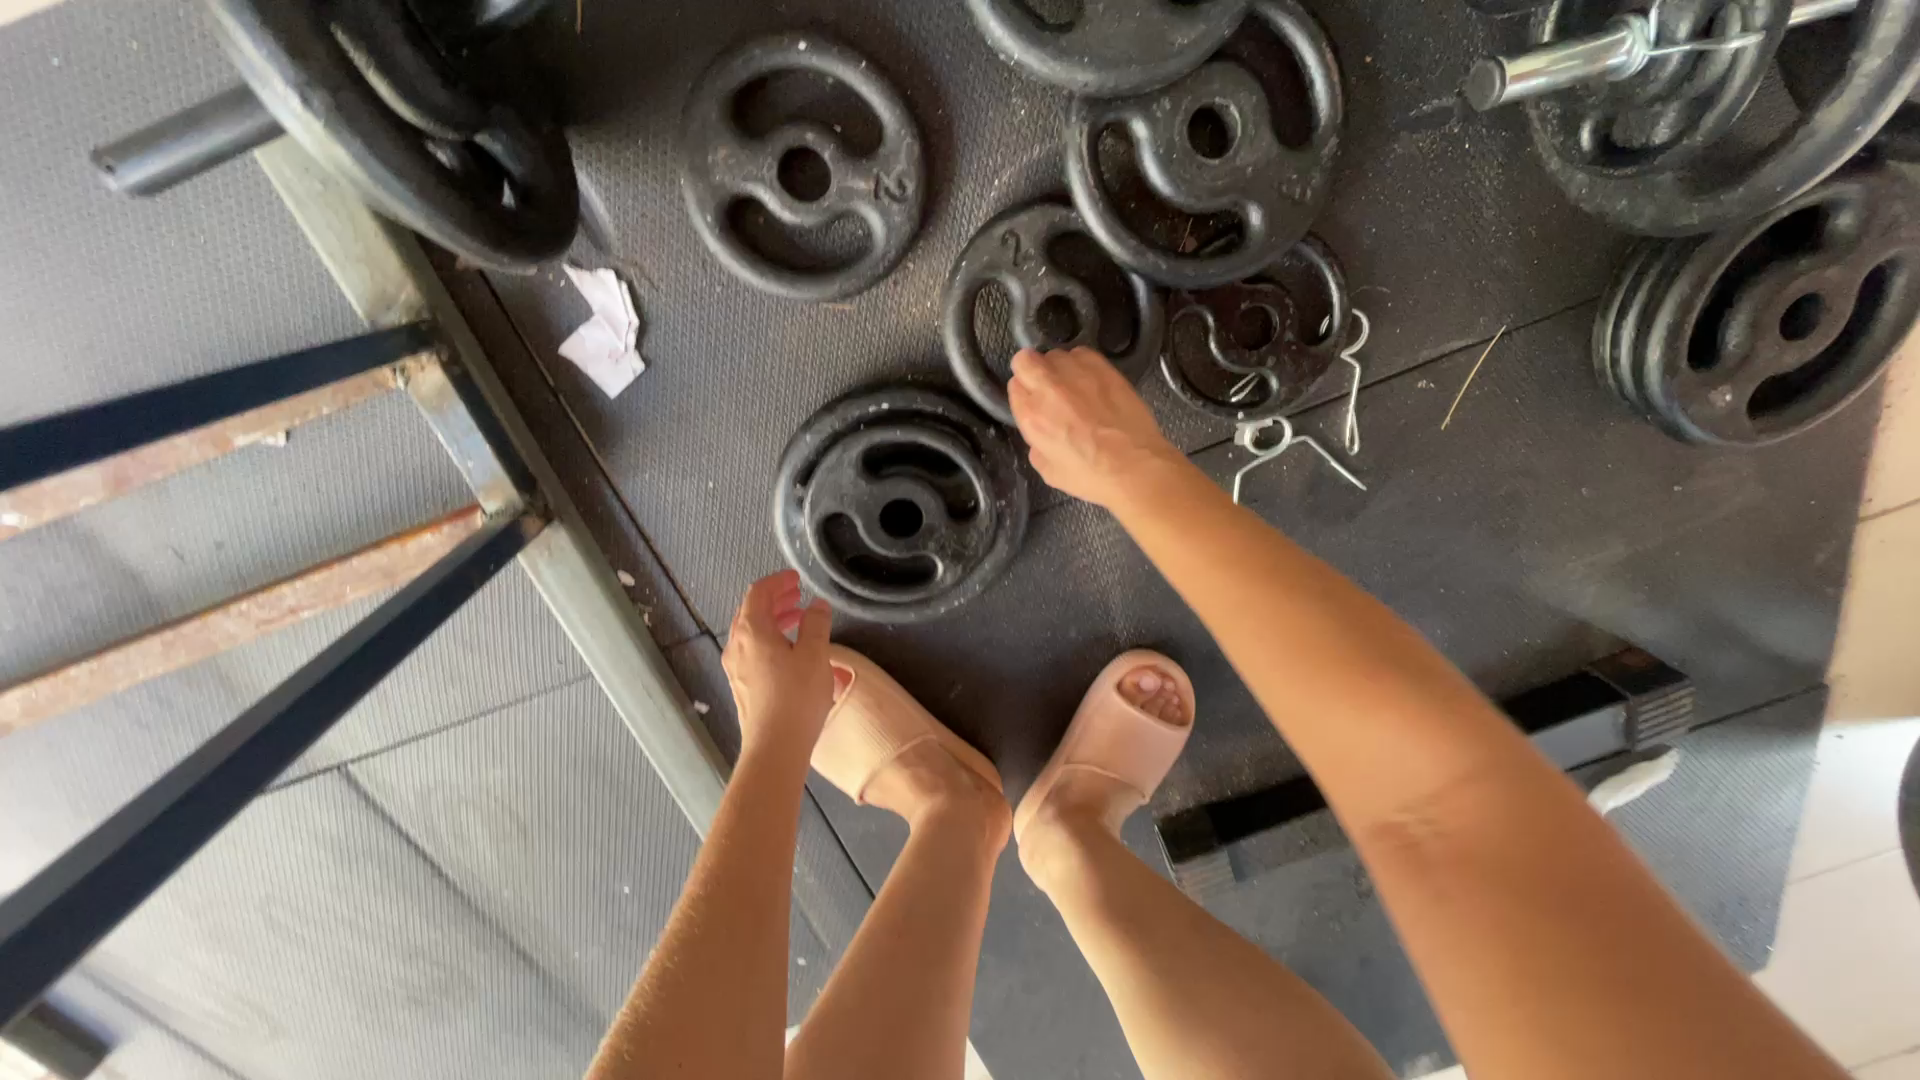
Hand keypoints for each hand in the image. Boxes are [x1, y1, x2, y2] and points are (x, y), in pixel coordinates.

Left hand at [721, 570, 834, 755]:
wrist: (775, 746)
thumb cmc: (796, 697)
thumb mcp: (815, 654)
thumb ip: (816, 624)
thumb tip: (817, 605)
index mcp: (752, 631)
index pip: (758, 592)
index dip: (778, 581)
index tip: (796, 578)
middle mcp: (737, 645)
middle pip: (751, 611)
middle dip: (775, 599)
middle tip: (798, 595)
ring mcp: (735, 667)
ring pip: (750, 632)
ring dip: (773, 620)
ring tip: (798, 620)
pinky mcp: (741, 686)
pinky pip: (752, 650)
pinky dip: (769, 639)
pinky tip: (790, 651)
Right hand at [1007, 346, 1185, 509]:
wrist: (1134, 467)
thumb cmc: (1092, 474)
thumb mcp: (1049, 471)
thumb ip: (1036, 444)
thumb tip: (1040, 434)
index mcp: (1031, 415)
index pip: (1013, 385)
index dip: (1023, 393)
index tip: (1033, 401)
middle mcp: (1049, 388)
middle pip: (1025, 359)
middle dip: (1031, 371)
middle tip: (1046, 387)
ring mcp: (1077, 374)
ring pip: (1055, 354)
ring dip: (1058, 367)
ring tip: (1072, 386)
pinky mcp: (1103, 369)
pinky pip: (1082, 353)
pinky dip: (1081, 363)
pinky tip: (1090, 381)